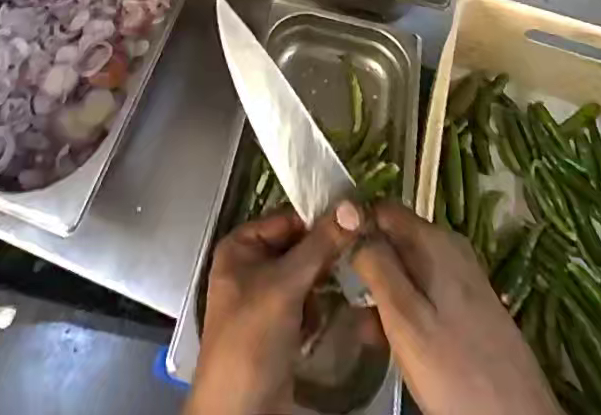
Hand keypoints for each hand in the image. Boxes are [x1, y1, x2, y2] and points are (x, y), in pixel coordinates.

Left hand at [185, 207, 356, 414]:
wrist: (240, 414)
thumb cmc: (250, 339)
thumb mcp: (285, 285)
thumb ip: (320, 245)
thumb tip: (352, 206)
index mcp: (241, 246)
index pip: (287, 218)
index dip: (320, 219)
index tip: (358, 220)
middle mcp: (251, 265)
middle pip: (299, 246)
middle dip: (326, 255)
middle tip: (361, 251)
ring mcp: (265, 298)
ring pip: (307, 275)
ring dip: (325, 284)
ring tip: (348, 285)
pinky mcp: (280, 326)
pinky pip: (308, 303)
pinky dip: (320, 308)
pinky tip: (327, 318)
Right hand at [346, 200, 561, 414]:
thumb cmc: (455, 368)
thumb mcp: (405, 317)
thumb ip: (377, 264)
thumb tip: (350, 214)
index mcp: (436, 242)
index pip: (383, 209)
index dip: (354, 224)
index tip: (330, 250)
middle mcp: (451, 248)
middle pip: (395, 238)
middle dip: (366, 262)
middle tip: (342, 295)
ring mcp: (462, 277)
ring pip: (407, 268)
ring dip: (381, 291)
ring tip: (360, 327)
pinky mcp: (468, 305)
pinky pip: (424, 291)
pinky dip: (403, 306)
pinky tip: (389, 339)